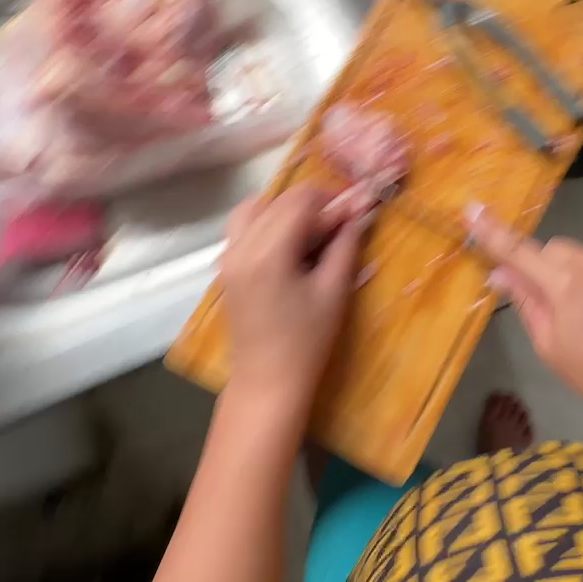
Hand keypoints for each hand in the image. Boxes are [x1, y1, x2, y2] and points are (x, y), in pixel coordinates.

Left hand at [220, 184, 365, 404]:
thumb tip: (356, 212)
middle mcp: (241, 246)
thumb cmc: (306, 342)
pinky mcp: (226, 267)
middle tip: (336, 227)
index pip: (300, 200)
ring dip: (284, 209)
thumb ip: (345, 244)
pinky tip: (289, 246)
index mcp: (268, 253)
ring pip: (255, 207)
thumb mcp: (334, 290)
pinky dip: (267, 223)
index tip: (353, 213)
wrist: (267, 382)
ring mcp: (228, 256)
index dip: (330, 200)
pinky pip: (243, 227)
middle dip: (310, 204)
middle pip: (278, 199)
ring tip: (309, 233)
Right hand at [464, 205, 582, 414]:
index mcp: (562, 282)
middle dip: (543, 266)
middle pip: (552, 249)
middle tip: (550, 303)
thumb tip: (501, 273)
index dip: (492, 231)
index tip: (471, 208)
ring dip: (574, 274)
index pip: (517, 251)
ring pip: (582, 257)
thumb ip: (524, 301)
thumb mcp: (548, 344)